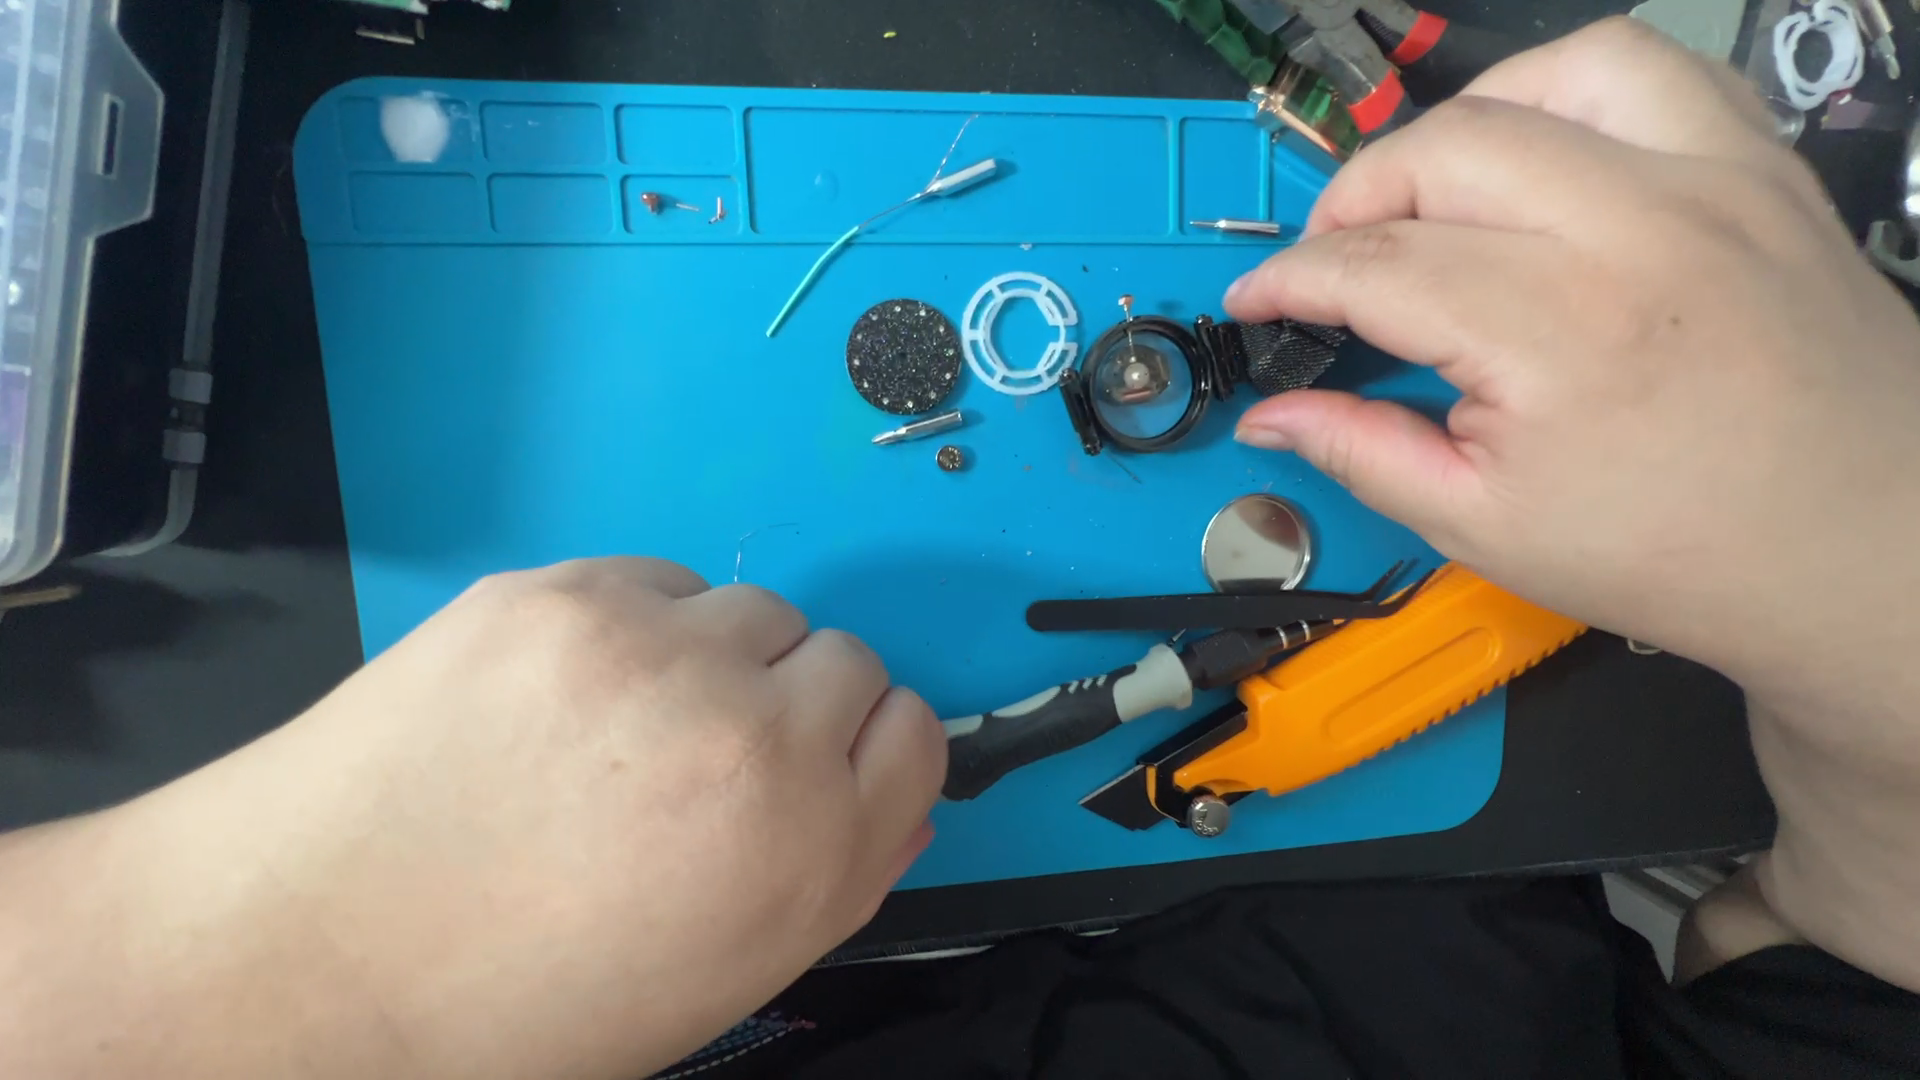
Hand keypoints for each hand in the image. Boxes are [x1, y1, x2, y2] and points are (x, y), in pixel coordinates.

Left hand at [0, 558, 944, 1079]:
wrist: (295, 966)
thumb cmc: (535, 1000)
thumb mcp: (726, 974)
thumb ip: (843, 876)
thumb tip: (903, 796)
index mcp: (804, 844)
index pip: (915, 730)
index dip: (874, 747)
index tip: (827, 760)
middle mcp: (754, 732)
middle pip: (852, 657)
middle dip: (804, 702)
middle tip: (719, 747)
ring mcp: (656, 650)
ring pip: (761, 611)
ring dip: (724, 659)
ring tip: (634, 718)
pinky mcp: (569, 594)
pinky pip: (665, 584)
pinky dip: (644, 628)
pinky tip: (570, 688)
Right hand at [1225, 18, 1919, 988]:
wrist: (1879, 547)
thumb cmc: (1669, 555)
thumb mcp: (1477, 526)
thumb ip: (1357, 451)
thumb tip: (1269, 412)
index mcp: (1536, 348)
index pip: (1360, 273)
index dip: (1279, 283)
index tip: (1242, 311)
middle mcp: (1614, 248)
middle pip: (1424, 168)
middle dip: (1334, 211)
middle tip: (1310, 268)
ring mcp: (1696, 194)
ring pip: (1527, 89)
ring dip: (1428, 137)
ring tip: (1396, 202)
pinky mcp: (1749, 175)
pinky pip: (1633, 72)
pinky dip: (1548, 86)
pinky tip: (1507, 150)